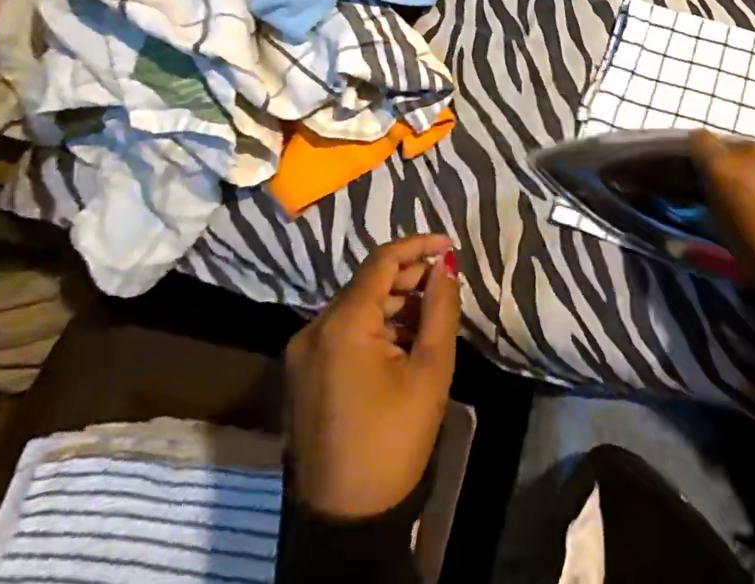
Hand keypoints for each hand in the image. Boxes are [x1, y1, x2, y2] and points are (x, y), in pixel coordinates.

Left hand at [284, 233, 461, 517]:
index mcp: (342, 325)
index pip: (380, 262)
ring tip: (433, 313)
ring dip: (395, 301)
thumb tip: (445, 265)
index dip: (418, 245)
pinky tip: (406, 338)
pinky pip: (343, 330)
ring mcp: (303, 352)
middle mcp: (313, 329)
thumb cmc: (396, 434)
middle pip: (366, 282)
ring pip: (355, 306)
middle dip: (409, 275)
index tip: (451, 245)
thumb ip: (441, 307)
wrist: (347, 510)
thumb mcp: (431, 367)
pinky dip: (376, 324)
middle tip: (447, 283)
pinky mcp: (304, 371)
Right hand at [691, 131, 754, 277]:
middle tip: (749, 195)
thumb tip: (712, 198)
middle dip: (740, 169)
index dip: (702, 154)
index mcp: (726, 170)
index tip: (707, 170)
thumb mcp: (730, 242)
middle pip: (738, 150)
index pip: (700, 141)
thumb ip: (716, 209)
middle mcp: (754, 151)